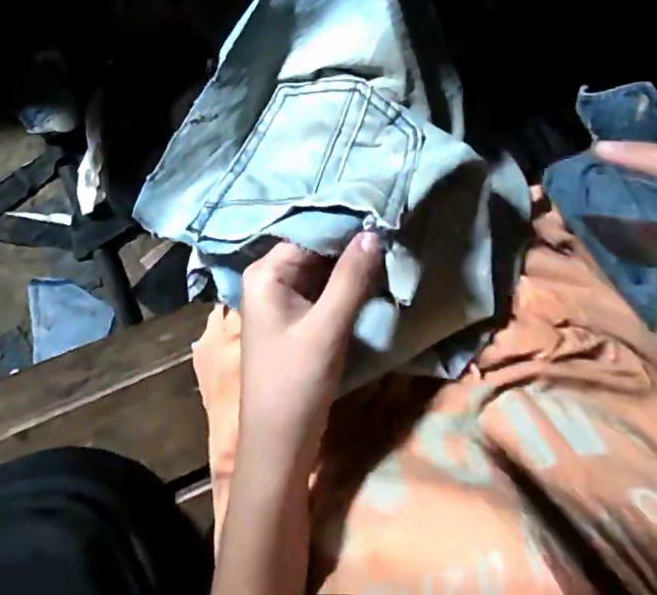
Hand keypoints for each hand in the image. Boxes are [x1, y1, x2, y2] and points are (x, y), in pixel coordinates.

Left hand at [237, 231, 383, 458]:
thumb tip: (373, 232)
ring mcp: (284, 299)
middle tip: (391, 225)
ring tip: (389, 242)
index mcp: (266, 273)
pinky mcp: (299, 318)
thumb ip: (351, 277)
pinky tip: (375, 273)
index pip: (310, 232)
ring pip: (323, 268)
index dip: (345, 222)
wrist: (280, 446)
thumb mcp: (327, 327)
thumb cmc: (296, 382)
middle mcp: (271, 279)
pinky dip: (347, 282)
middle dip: (351, 241)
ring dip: (352, 261)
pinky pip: (325, 288)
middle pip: (316, 248)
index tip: (381, 210)